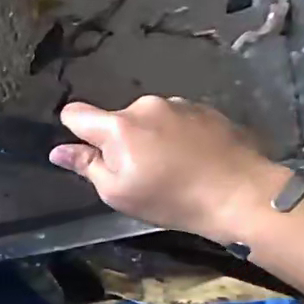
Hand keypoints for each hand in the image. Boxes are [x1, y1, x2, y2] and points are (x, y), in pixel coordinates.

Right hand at [48, 95, 290, 243]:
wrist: (245, 195)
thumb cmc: (171, 198)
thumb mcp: (117, 192)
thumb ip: (86, 166)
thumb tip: (58, 151)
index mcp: (118, 127)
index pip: (75, 114)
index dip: (74, 131)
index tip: (89, 151)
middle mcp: (146, 107)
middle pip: (117, 120)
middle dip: (121, 139)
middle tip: (140, 170)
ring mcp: (180, 105)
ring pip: (149, 119)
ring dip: (152, 136)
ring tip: (173, 165)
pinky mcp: (209, 110)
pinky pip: (179, 119)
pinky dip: (179, 135)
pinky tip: (195, 158)